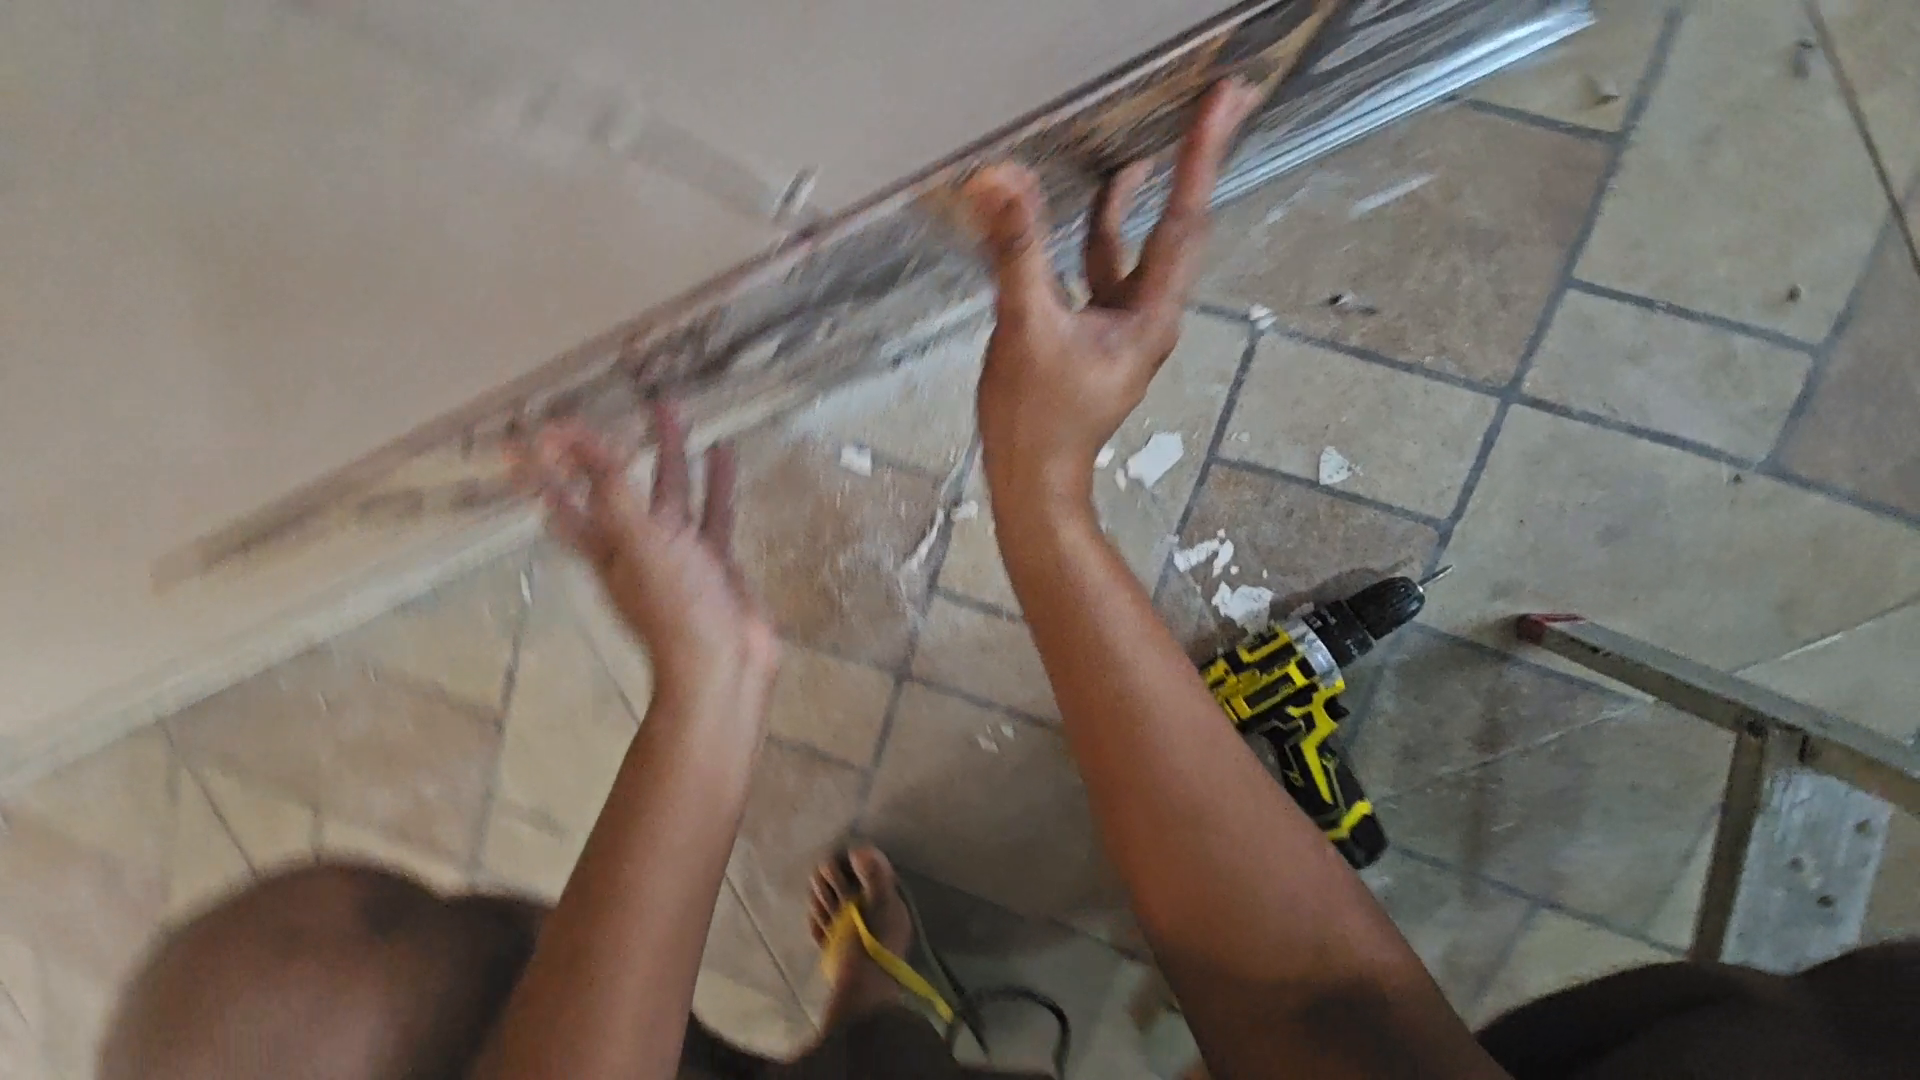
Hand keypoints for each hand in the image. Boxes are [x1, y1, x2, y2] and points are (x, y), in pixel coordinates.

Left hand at [512, 403, 779, 698]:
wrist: (724, 663)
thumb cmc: (676, 606)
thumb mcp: (638, 543)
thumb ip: (611, 489)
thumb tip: (568, 436)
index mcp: (607, 546)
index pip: (563, 501)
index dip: (544, 472)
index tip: (524, 439)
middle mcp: (638, 546)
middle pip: (616, 489)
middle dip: (608, 451)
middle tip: (604, 411)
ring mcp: (680, 553)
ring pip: (670, 493)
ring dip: (669, 454)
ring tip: (672, 411)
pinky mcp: (716, 559)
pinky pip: (714, 513)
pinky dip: (718, 484)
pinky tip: (724, 453)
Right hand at [965, 78, 1262, 513]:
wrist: (1033, 479)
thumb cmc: (1039, 418)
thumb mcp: (1027, 329)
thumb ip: (1017, 252)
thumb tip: (999, 179)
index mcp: (1149, 315)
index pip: (1182, 222)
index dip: (1200, 157)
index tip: (1224, 100)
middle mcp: (1147, 316)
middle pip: (1176, 229)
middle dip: (1191, 167)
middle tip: (1217, 106)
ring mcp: (1121, 327)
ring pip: (1135, 251)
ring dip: (1136, 203)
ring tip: (1139, 151)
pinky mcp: (1093, 337)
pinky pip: (1102, 274)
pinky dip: (1094, 240)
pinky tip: (1075, 218)